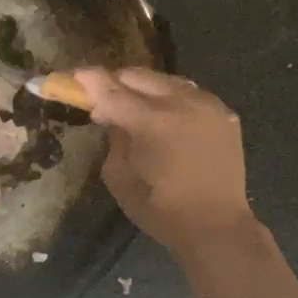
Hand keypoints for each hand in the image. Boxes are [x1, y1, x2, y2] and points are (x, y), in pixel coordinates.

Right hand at [76, 67, 258, 256]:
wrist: (215, 223)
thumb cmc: (158, 208)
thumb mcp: (119, 176)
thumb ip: (114, 139)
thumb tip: (111, 116)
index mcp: (153, 122)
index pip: (113, 91)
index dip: (90, 81)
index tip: (74, 74)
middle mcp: (183, 103)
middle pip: (140, 76)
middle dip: (114, 81)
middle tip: (98, 96)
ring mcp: (208, 105)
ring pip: (166, 81)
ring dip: (142, 88)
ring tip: (129, 106)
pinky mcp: (223, 113)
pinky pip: (188, 94)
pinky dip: (167, 98)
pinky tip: (160, 116)